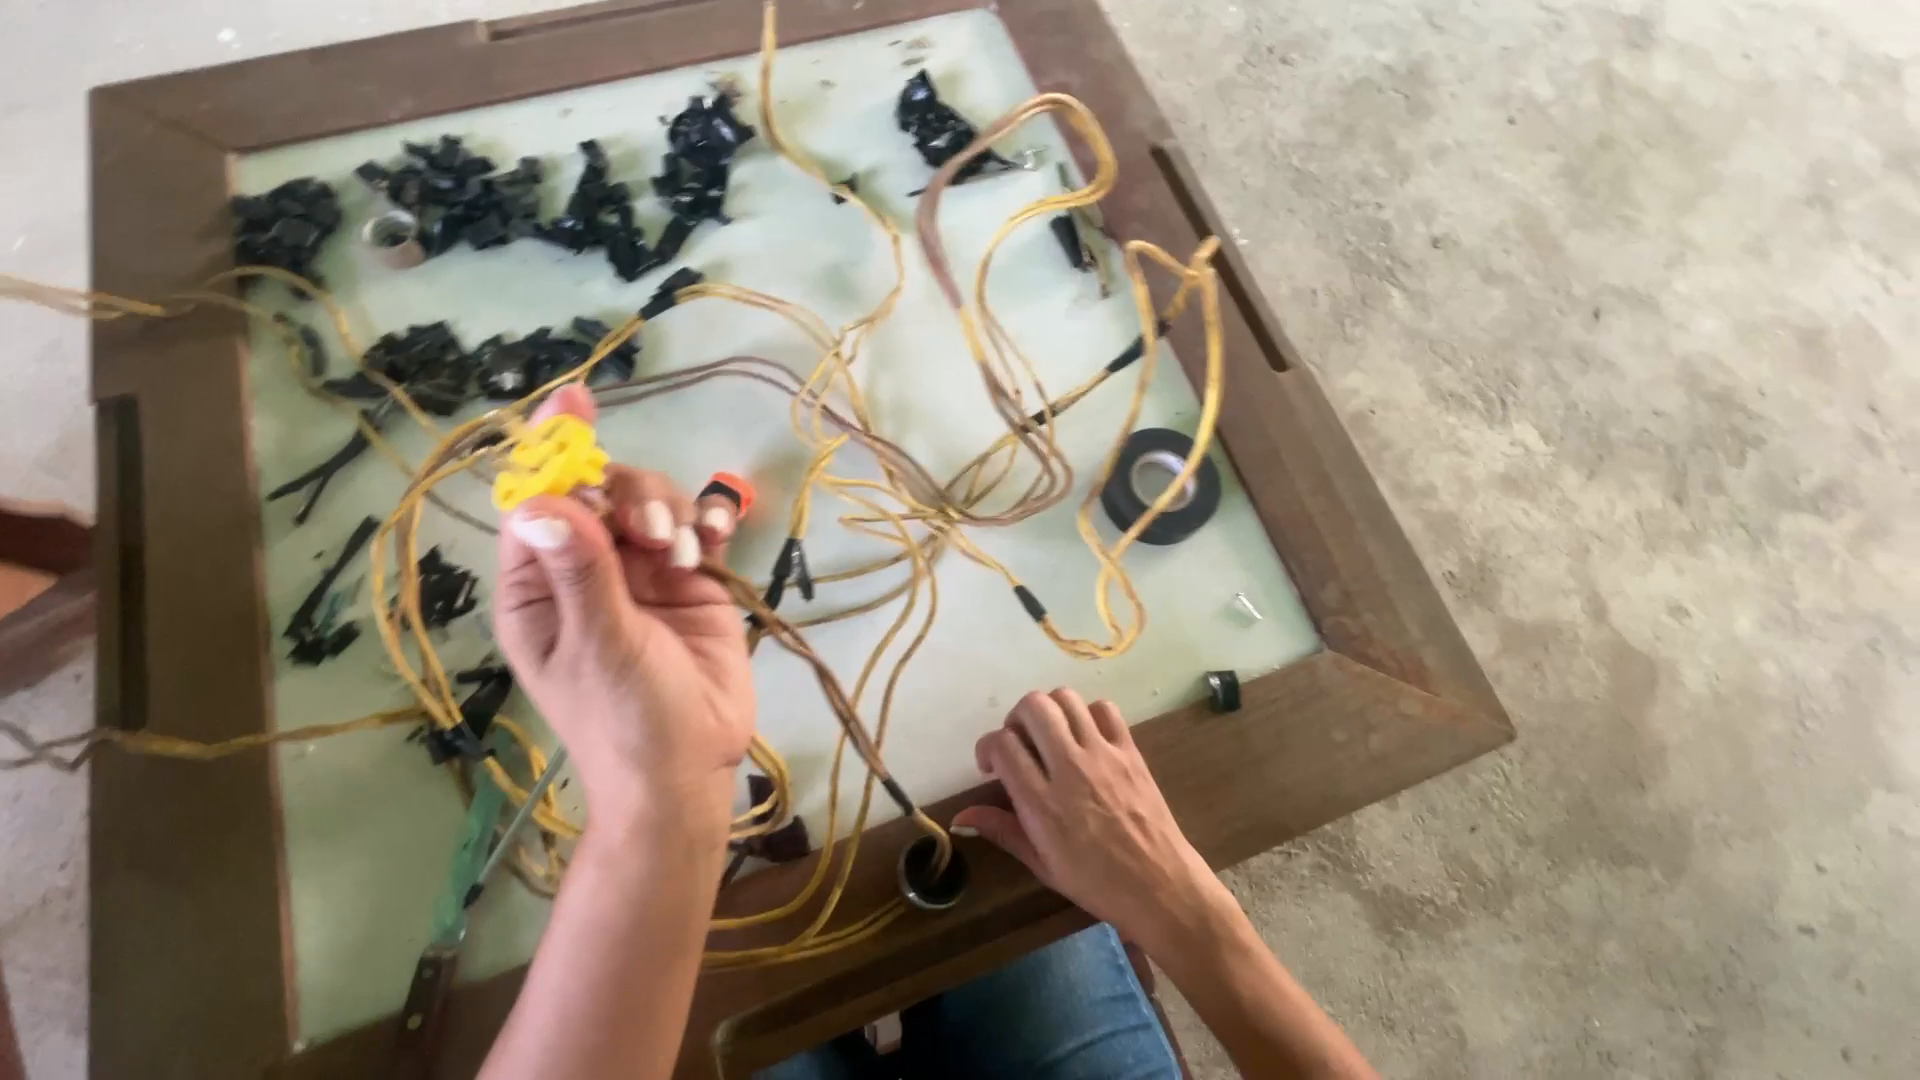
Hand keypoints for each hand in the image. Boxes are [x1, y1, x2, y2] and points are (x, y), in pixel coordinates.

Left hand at [494, 384, 752, 833]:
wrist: (690, 768)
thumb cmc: (626, 719)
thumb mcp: (598, 646)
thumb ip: (580, 572)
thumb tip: (542, 499)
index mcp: (542, 586)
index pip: (539, 503)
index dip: (554, 452)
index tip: (575, 403)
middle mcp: (589, 569)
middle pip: (604, 492)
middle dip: (631, 496)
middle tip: (652, 535)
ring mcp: (644, 574)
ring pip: (654, 504)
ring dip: (672, 514)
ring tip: (684, 558)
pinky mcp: (693, 583)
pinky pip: (697, 530)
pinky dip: (708, 522)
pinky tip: (716, 537)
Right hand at [952, 689, 1230, 949]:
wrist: (1159, 886)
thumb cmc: (1095, 882)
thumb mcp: (1041, 863)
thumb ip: (1002, 830)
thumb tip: (959, 818)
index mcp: (1042, 802)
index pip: (1002, 744)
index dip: (988, 748)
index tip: (992, 767)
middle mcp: (1069, 768)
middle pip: (1033, 707)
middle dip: (1016, 718)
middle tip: (1020, 744)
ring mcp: (1103, 755)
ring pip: (1066, 699)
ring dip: (1050, 711)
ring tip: (1051, 736)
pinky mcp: (1130, 750)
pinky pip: (1105, 709)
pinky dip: (1088, 714)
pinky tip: (1086, 738)